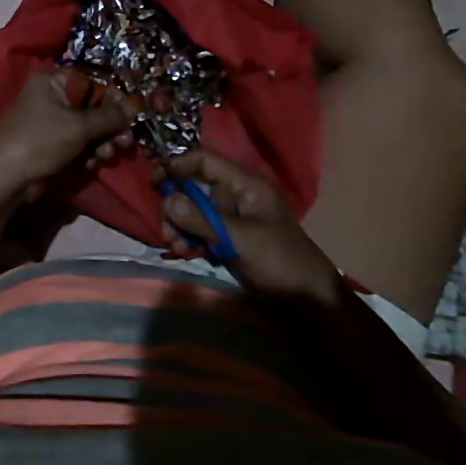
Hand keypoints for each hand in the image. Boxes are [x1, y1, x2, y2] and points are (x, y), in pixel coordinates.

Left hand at [0, 69, 136, 198]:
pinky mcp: (53, 142)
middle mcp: (52, 96)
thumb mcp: (79, 126)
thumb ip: (109, 116)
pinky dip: (89, 152)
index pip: (93, 83)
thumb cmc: (41, 141)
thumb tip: (135, 106)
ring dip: (102, 142)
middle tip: (124, 142)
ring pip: (88, 127)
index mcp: (53, 81)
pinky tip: (93, 163)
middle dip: (110, 126)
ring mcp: (52, 120)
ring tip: (106, 155)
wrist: (8, 176)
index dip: (113, 100)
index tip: (131, 117)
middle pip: (93, 106)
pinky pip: (79, 142)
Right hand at [158, 149, 342, 305]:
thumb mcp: (241, 240)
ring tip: (178, 247)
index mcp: (246, 185)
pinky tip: (185, 252)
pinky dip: (189, 238)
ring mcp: (232, 218)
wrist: (310, 303)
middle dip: (176, 206)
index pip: (205, 161)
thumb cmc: (282, 263)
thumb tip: (167, 199)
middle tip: (168, 230)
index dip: (178, 165)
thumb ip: (202, 219)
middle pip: (194, 187)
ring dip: (180, 226)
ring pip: (193, 211)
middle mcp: (237, 196)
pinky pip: (200, 229)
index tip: (155, 180)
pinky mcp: (229, 238)